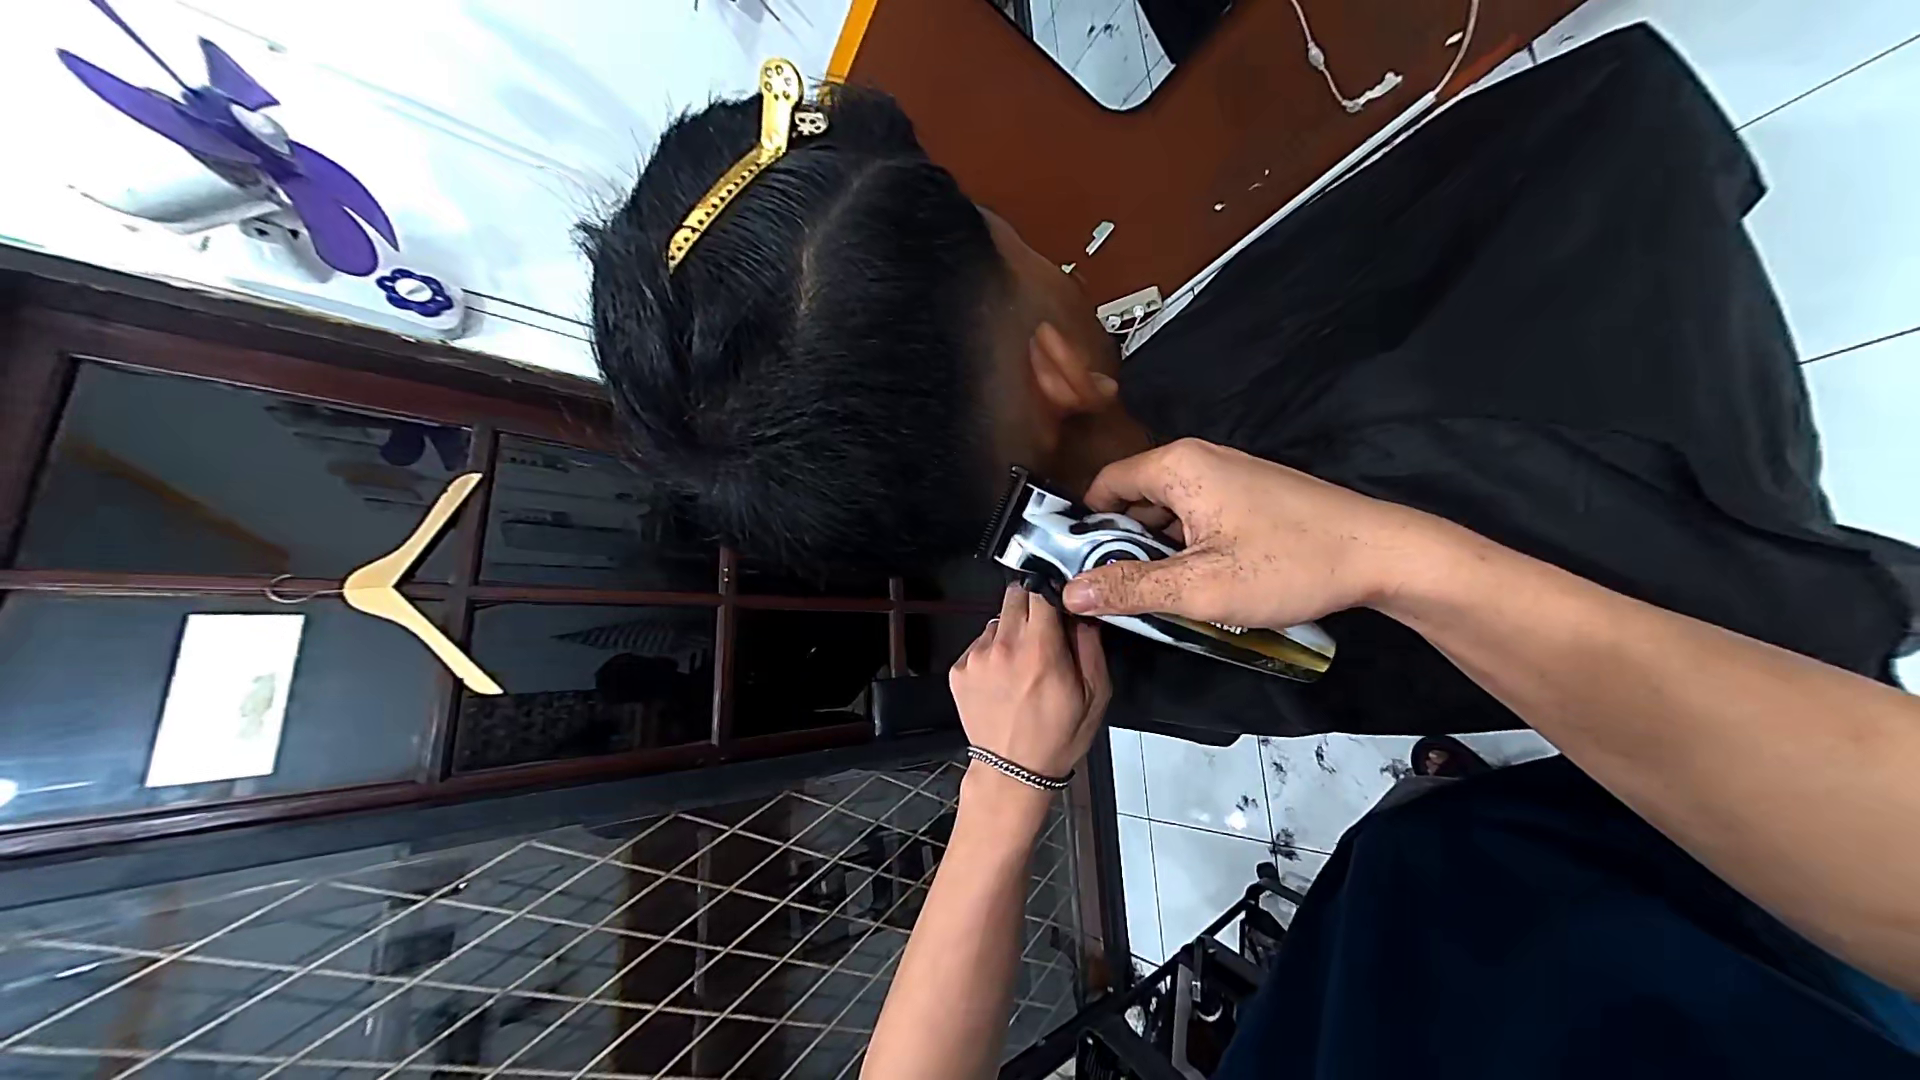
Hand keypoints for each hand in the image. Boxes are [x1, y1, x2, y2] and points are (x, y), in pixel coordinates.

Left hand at [950, 585, 1110, 783]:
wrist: (1012, 771)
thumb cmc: (1055, 737)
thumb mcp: (1094, 694)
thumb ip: (1090, 645)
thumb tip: (1082, 613)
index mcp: (1040, 650)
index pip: (1039, 590)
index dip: (1050, 589)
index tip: (1058, 599)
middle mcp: (1003, 647)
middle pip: (1015, 595)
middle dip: (1031, 606)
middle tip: (1042, 634)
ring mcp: (976, 657)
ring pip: (997, 620)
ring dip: (1011, 631)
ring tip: (1021, 665)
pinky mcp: (959, 669)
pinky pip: (979, 643)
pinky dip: (991, 653)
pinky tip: (1003, 678)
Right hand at [1060, 439, 1450, 629]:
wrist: (1385, 554)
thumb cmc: (1288, 564)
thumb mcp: (1200, 586)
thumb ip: (1130, 588)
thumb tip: (1070, 593)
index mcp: (1176, 467)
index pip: (1104, 485)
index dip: (1086, 527)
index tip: (1082, 568)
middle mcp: (1196, 459)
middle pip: (1132, 498)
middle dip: (1120, 543)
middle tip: (1120, 589)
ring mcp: (1225, 474)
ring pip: (1164, 510)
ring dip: (1154, 549)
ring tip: (1158, 591)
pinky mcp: (1246, 493)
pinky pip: (1193, 515)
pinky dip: (1182, 545)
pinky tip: (1196, 579)